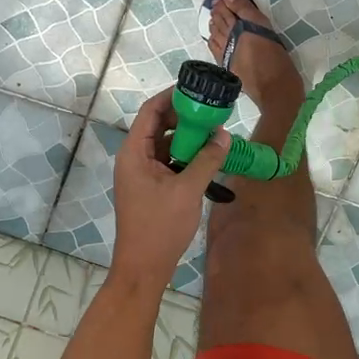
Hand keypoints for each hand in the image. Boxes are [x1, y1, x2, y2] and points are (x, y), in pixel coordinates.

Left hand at [110, 89, 229, 287]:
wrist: (143, 269)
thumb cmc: (160, 227)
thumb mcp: (188, 190)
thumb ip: (207, 159)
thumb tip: (224, 134)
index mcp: (134, 153)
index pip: (150, 111)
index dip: (171, 97)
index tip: (196, 89)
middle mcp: (134, 158)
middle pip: (157, 125)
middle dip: (183, 116)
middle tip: (211, 110)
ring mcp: (141, 173)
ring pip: (165, 144)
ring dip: (187, 137)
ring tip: (214, 131)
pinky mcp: (150, 187)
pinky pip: (168, 161)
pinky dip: (185, 155)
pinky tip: (207, 156)